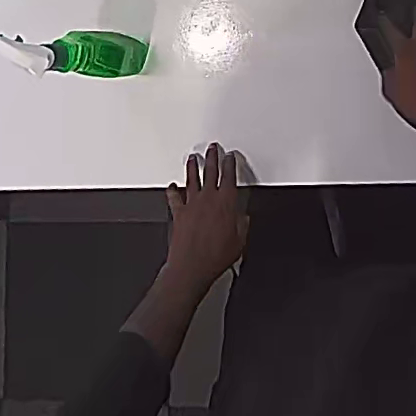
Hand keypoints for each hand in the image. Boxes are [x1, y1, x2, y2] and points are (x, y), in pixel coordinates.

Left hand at [164, 143, 249, 289]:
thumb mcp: (239, 241)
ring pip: (192, 179)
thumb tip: (243, 219)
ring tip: (193, 158)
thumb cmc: (215, 256)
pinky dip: (173, 190)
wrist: (191, 267)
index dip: (230, 164)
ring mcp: (192, 204)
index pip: (229, 176)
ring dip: (192, 167)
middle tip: (212, 148)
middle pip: (210, 171)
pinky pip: (174, 197)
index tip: (230, 156)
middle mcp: (208, 199)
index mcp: (226, 202)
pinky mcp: (178, 213)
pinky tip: (172, 186)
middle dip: (212, 157)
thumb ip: (242, 226)